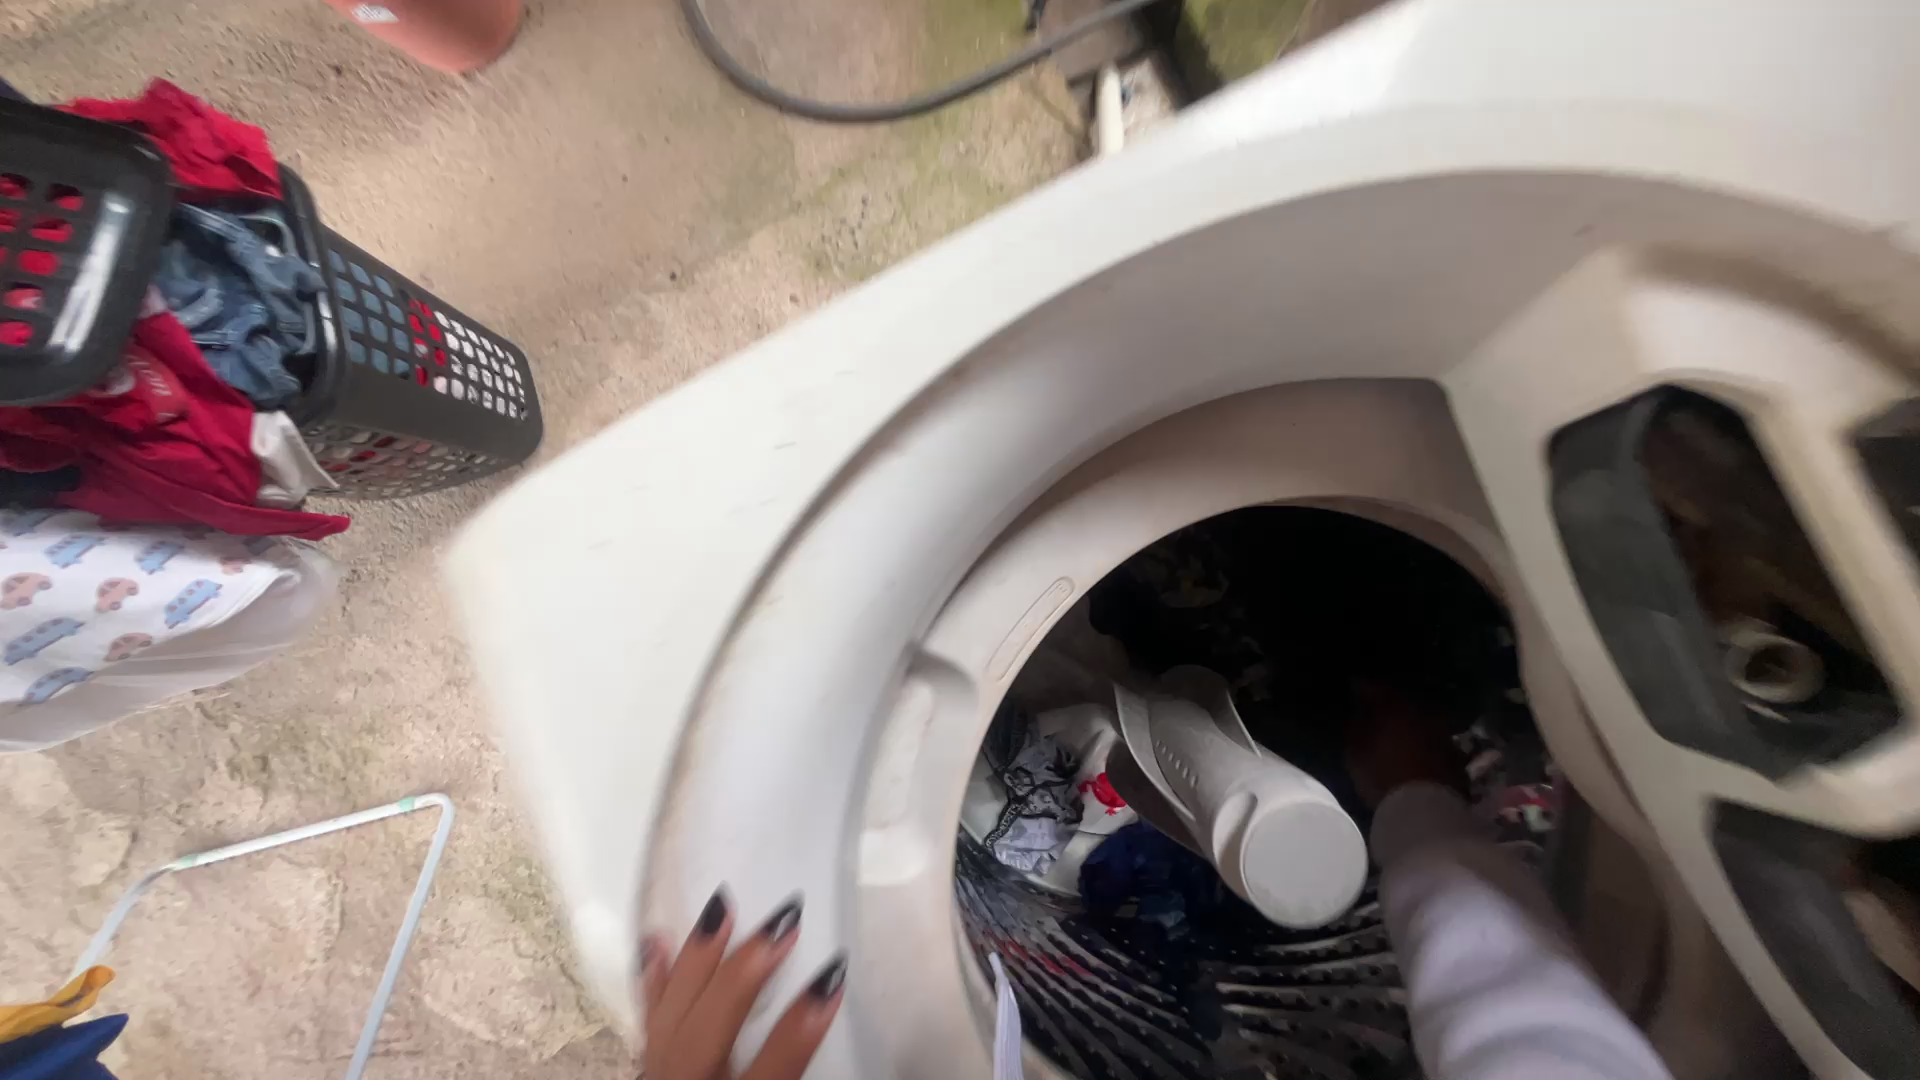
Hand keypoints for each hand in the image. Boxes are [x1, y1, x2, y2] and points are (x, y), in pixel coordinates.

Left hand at [639, 888, 846, 1079]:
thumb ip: (790, 1066)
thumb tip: (827, 1003)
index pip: (772, 1073)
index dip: (800, 1028)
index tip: (833, 974)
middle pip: (706, 1039)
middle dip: (743, 977)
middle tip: (784, 923)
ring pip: (669, 1021)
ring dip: (697, 962)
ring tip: (724, 909)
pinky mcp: (643, 1071)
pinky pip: (644, 1022)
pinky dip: (652, 980)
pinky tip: (657, 939)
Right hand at [1345, 683, 1465, 807]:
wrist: (1428, 812)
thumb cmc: (1382, 776)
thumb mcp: (1355, 751)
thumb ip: (1355, 728)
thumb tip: (1357, 714)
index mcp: (1395, 708)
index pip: (1375, 687)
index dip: (1361, 687)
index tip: (1352, 688)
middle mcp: (1423, 715)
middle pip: (1402, 702)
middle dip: (1388, 704)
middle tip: (1373, 710)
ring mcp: (1444, 736)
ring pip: (1421, 721)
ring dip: (1408, 724)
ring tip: (1394, 732)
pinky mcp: (1456, 758)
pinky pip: (1433, 742)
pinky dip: (1422, 742)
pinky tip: (1414, 751)